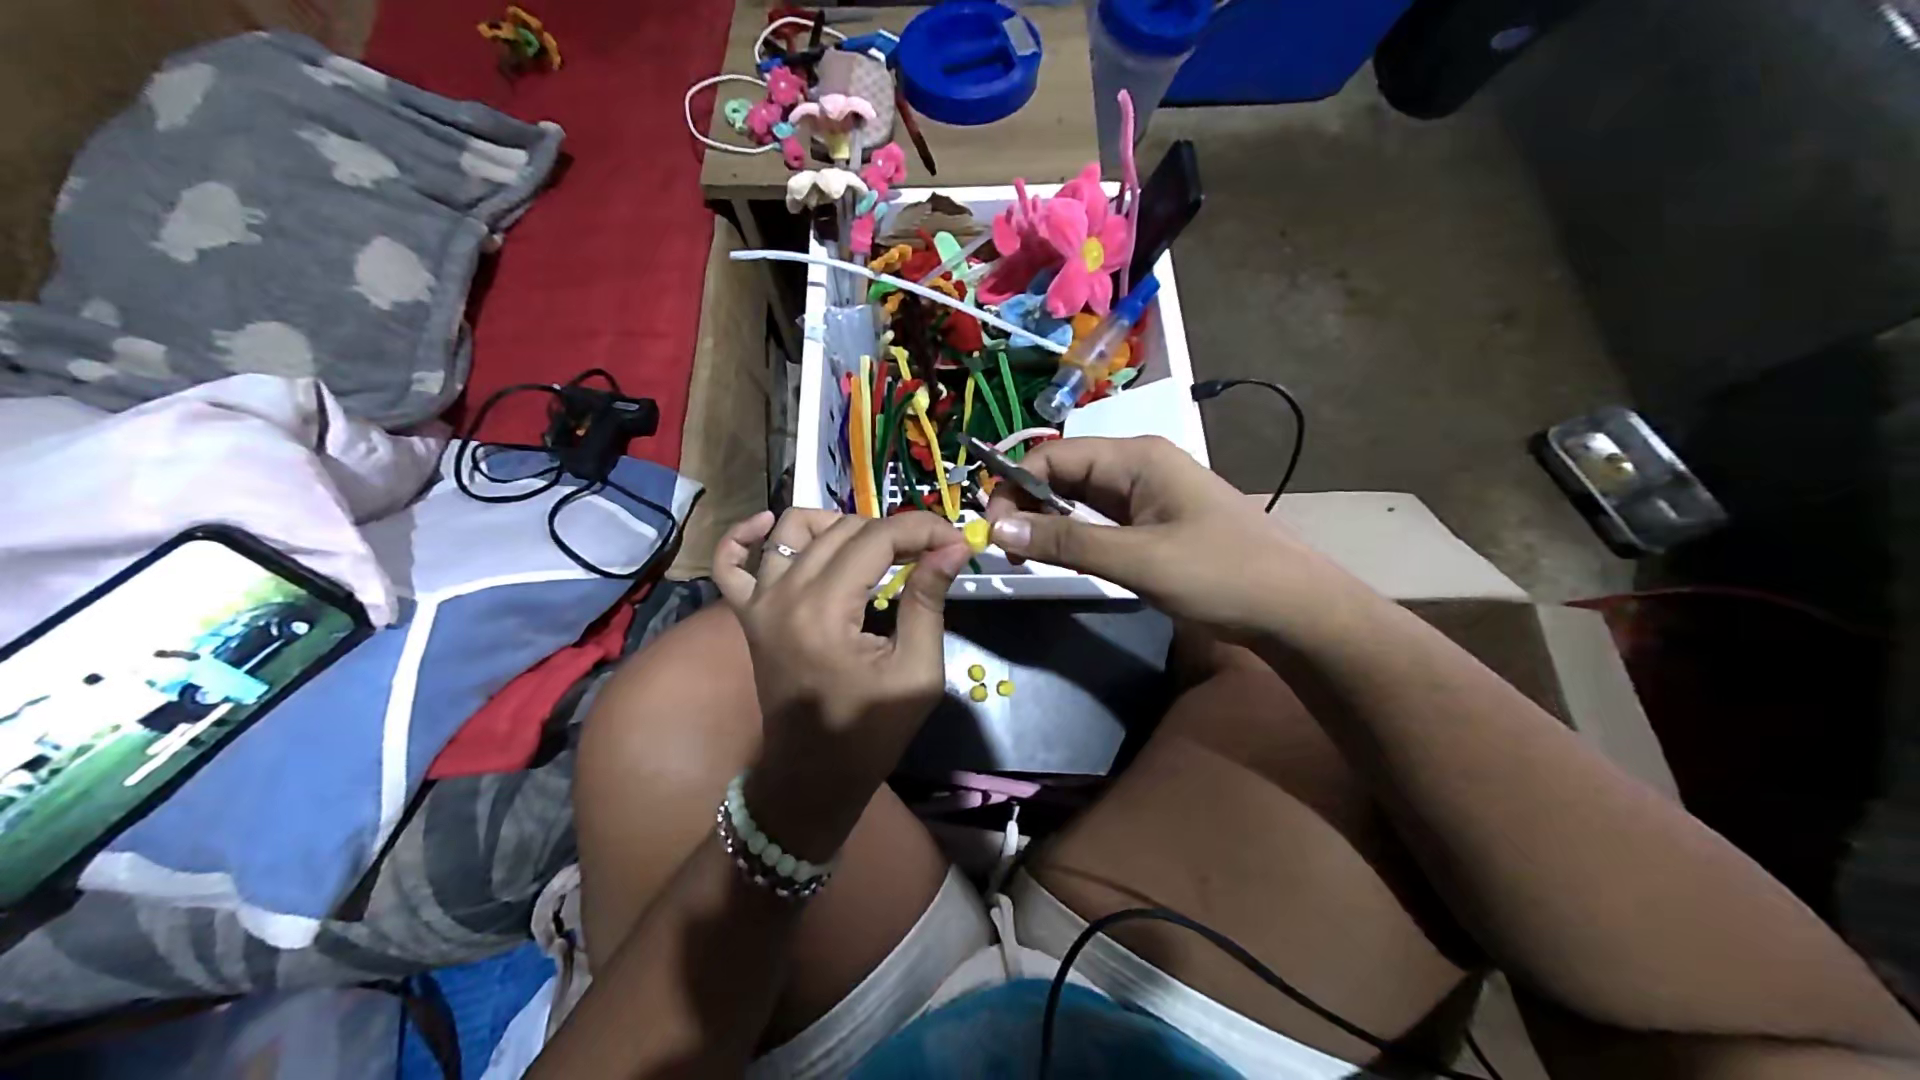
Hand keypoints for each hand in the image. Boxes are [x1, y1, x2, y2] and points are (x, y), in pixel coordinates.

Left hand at [713, 508, 970, 856]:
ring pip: (793, 529)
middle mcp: (784, 595)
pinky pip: (729, 562)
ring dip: (839, 526)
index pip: (877, 539)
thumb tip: (951, 549)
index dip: (923, 530)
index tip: (955, 541)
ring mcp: (758, 603)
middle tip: (928, 553)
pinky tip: (771, 527)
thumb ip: (928, 603)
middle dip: (893, 531)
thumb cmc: (869, 733)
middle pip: (842, 530)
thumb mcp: (916, 673)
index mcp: (826, 611)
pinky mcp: (747, 615)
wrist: (811, 778)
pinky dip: (745, 535)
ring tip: (875, 548)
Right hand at [985, 436, 1375, 636]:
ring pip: (1078, 497)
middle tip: (1004, 548)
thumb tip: (996, 528)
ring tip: (1022, 554)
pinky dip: (1072, 534)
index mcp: (1136, 457)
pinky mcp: (1151, 523)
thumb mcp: (1137, 559)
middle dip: (1027, 504)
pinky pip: (1098, 519)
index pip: (1054, 456)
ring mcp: (1146, 494)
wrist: (1293, 609)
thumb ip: (1065, 542)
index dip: (1015, 486)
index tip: (992, 530)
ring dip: (1047, 521)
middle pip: (1063, 472)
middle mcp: (1137, 465)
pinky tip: (1057, 554)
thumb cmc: (1220, 574)